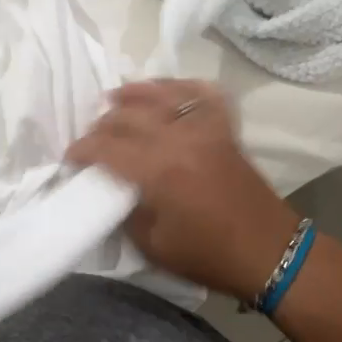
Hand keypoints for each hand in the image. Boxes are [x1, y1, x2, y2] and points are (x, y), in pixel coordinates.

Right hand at [66, 80, 300, 299]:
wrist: (270, 253)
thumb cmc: (209, 256)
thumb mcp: (153, 245)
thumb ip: (126, 211)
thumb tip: (110, 189)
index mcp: (158, 171)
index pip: (106, 147)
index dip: (81, 150)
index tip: (70, 159)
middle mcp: (180, 139)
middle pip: (128, 116)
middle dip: (101, 125)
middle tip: (91, 140)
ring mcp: (205, 129)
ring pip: (161, 95)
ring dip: (133, 94)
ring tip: (114, 99)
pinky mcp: (224, 129)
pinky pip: (202, 93)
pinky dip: (181, 86)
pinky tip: (165, 90)